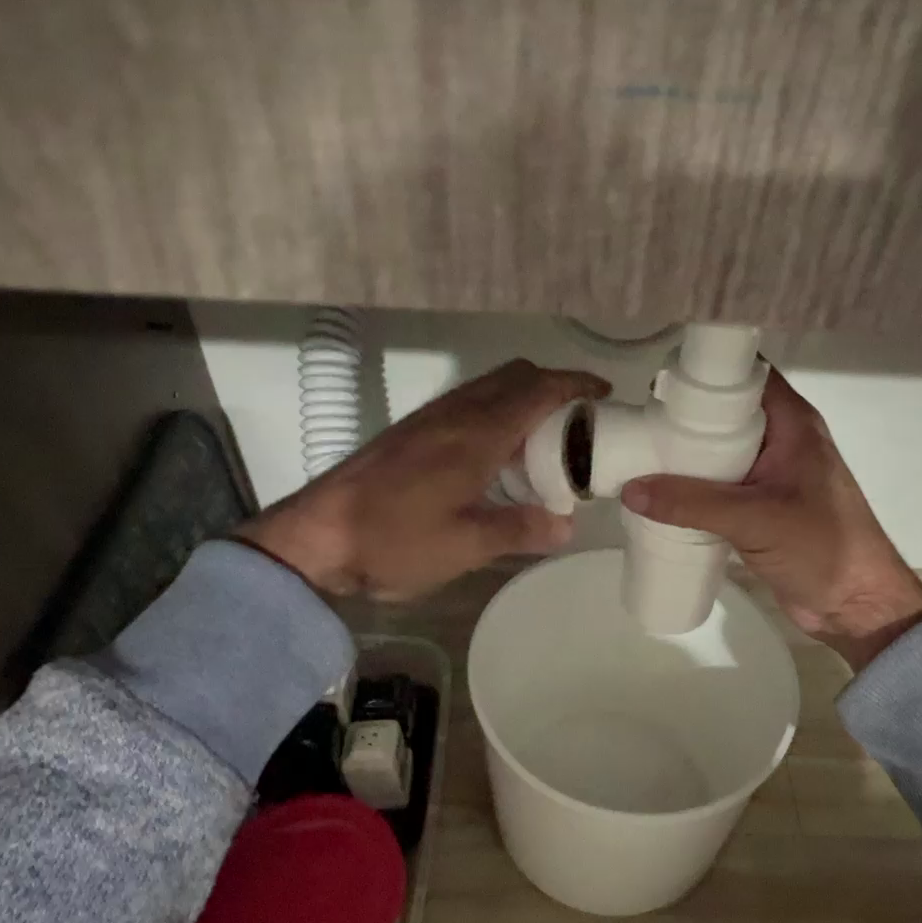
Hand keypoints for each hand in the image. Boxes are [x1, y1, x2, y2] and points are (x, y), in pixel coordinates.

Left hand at [238, 360, 609, 599]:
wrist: (316, 535)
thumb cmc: (394, 539)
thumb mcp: (465, 546)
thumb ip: (519, 530)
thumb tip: (565, 524)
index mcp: (477, 432)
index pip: (539, 389)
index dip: (576, 386)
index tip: (605, 397)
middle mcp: (455, 413)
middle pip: (515, 376)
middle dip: (552, 388)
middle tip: (578, 425)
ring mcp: (429, 419)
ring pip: (488, 388)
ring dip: (522, 400)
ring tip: (543, 443)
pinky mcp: (410, 432)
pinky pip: (467, 405)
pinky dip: (495, 414)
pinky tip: (494, 458)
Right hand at [620, 368, 921, 667]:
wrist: (857, 606)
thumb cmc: (822, 548)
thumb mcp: (754, 519)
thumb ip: (692, 503)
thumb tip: (630, 489)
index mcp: (792, 423)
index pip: (748, 373)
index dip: (707, 369)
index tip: (660, 380)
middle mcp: (781, 439)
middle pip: (726, 410)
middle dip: (684, 414)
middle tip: (638, 420)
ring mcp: (770, 475)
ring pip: (720, 449)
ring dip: (685, 453)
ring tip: (639, 453)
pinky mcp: (759, 506)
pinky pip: (718, 483)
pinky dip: (692, 484)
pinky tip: (660, 493)